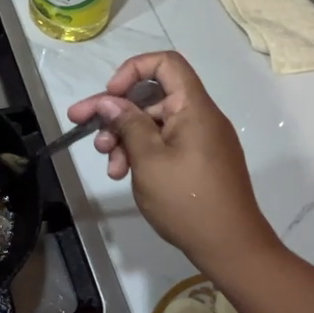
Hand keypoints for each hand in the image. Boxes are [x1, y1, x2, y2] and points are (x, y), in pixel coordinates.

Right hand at [67, 51, 281, 275]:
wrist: (232, 249)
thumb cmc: (187, 200)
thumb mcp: (148, 160)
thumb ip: (127, 124)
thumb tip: (110, 101)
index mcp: (194, 109)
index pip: (165, 63)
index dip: (133, 70)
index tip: (111, 95)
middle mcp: (200, 117)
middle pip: (151, 96)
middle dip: (115, 110)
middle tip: (80, 122)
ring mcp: (200, 140)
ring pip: (153, 122)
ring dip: (124, 136)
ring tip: (109, 163)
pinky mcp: (198, 161)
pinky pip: (164, 143)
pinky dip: (141, 152)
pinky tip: (124, 173)